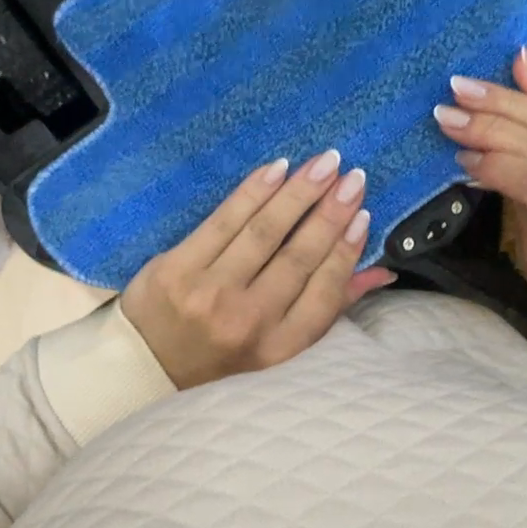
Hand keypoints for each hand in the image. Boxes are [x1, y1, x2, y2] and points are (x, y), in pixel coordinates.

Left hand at [120, 151, 396, 388]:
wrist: (145, 364)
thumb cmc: (220, 353)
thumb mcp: (277, 346)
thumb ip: (328, 307)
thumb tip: (380, 272)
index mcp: (278, 346)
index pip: (325, 291)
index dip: (347, 250)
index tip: (363, 213)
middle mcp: (247, 322)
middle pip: (298, 256)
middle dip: (330, 212)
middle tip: (352, 176)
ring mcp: (210, 294)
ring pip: (264, 232)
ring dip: (299, 193)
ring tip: (324, 163)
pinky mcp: (178, 269)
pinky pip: (224, 221)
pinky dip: (253, 192)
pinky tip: (277, 170)